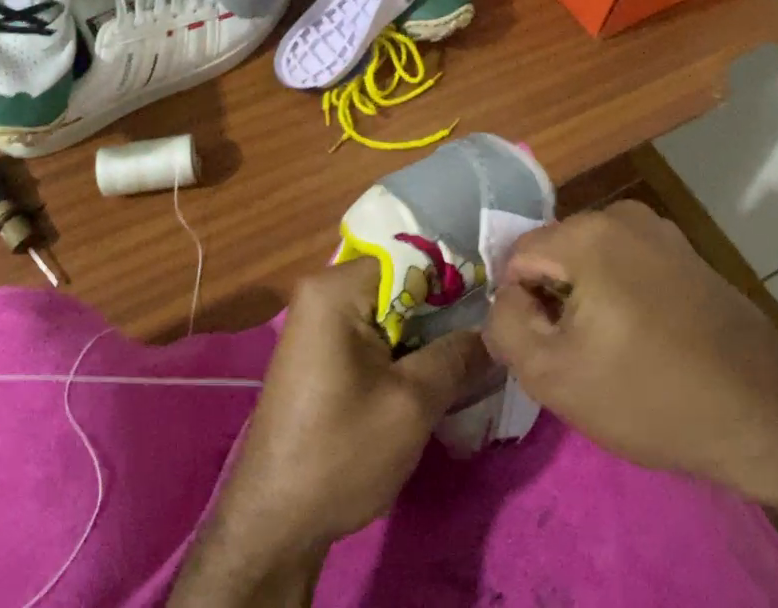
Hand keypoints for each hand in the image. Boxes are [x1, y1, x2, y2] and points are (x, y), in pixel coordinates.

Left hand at [171, 257, 492, 604]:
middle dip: (448, 309)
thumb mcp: (413, 403)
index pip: (412, 257)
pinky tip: (440, 374)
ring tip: (479, 354)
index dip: (459, 276)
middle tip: (497, 331)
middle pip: (402, 283)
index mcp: (335, 291)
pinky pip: (376, 336)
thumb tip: (497, 328)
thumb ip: (458, 354)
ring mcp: (320, 326)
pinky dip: (408, 351)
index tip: (501, 300)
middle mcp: (322, 295)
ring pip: (393, 313)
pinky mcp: (324, 355)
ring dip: (431, 334)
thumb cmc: (341, 453)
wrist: (276, 520)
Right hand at [483, 200, 777, 494]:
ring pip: (590, 266)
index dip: (518, 309)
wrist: (767, 415)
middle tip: (576, 360)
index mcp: (586, 232)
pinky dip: (620, 303)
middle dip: (553, 304)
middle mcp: (622, 215)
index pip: (514, 258)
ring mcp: (661, 233)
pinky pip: (627, 272)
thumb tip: (506, 300)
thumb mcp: (552, 374)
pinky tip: (642, 347)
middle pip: (554, 258)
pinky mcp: (687, 257)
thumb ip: (504, 326)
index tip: (544, 352)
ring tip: (611, 358)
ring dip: (586, 306)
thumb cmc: (650, 394)